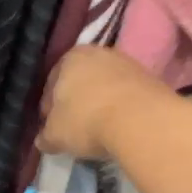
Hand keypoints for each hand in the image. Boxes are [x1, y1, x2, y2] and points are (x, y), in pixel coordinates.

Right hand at [38, 47, 180, 159]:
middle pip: (79, 81)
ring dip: (97, 103)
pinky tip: (116, 124)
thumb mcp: (55, 135)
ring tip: (96, 127)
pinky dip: (117, 106)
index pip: (51, 84)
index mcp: (69, 58)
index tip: (50, 125)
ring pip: (103, 85)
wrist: (141, 120)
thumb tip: (42, 140)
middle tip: (72, 126)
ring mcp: (126, 61)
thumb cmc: (86, 120)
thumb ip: (45, 136)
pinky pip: (123, 93)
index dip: (48, 108)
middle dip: (74, 102)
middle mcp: (97, 52)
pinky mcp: (148, 76)